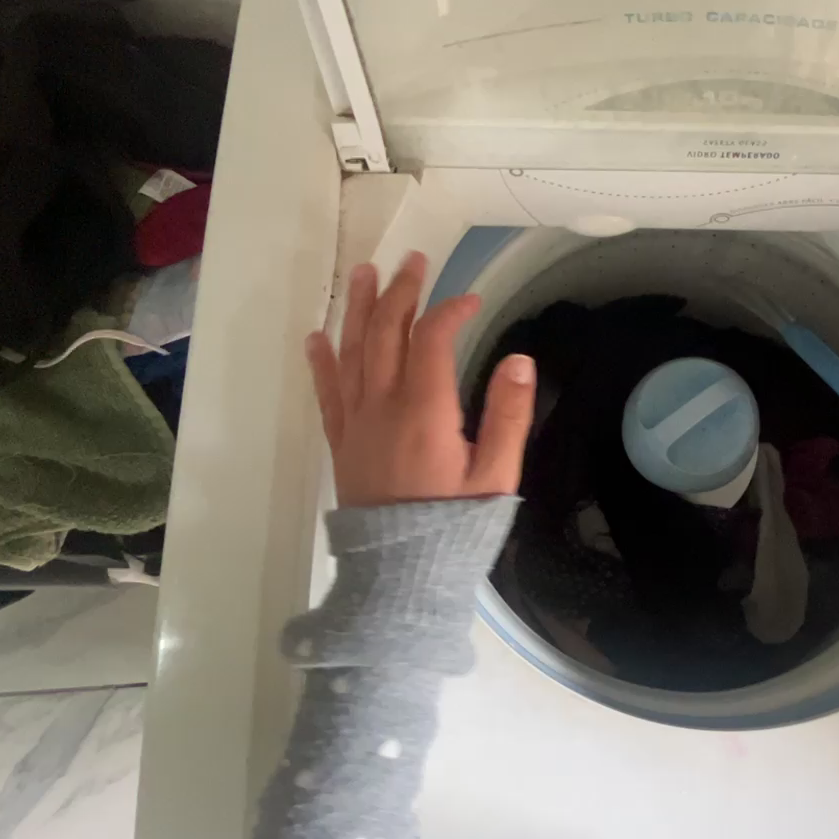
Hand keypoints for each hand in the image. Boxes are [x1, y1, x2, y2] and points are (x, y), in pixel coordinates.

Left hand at [306, 252, 535, 507]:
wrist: (401, 578)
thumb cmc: (456, 527)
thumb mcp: (497, 476)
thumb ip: (510, 416)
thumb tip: (520, 359)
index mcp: (425, 411)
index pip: (432, 340)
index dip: (451, 310)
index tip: (472, 299)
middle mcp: (383, 407)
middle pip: (386, 335)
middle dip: (400, 293)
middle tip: (412, 260)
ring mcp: (356, 424)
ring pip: (352, 354)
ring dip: (358, 310)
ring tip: (363, 273)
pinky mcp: (342, 443)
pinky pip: (328, 393)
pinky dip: (322, 361)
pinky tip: (318, 336)